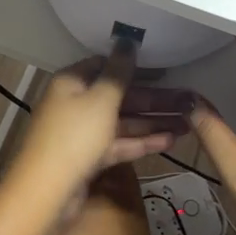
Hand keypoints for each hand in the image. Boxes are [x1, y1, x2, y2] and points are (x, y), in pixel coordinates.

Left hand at [12, 39, 192, 187]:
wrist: (47, 193)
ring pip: (123, 122)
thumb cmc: (74, 136)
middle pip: (119, 96)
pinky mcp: (90, 157)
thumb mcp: (100, 99)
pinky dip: (142, 141)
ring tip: (187, 123)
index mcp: (72, 82)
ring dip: (153, 122)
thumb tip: (127, 41)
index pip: (105, 65)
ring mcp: (83, 133)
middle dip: (153, 100)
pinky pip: (120, 143)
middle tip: (188, 101)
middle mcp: (76, 103)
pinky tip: (171, 141)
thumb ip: (118, 72)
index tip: (164, 69)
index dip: (134, 66)